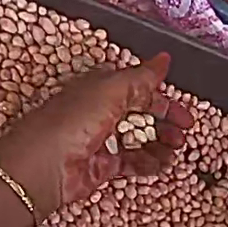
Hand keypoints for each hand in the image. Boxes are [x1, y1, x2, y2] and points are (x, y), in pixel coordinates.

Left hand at [0, 53, 190, 215]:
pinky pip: (131, 163)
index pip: (138, 88)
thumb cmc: (71, 122)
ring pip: (138, 139)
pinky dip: (149, 163)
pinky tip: (162, 164)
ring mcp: (101, 140)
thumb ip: (142, 77)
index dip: (162, 98)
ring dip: (160, 143)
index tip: (183, 112)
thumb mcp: (111, 90)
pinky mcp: (100, 167)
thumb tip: (164, 59)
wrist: (44, 167)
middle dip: (164, 122)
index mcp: (100, 88)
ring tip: (175, 149)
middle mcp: (100, 112)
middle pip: (140, 114)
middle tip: (184, 132)